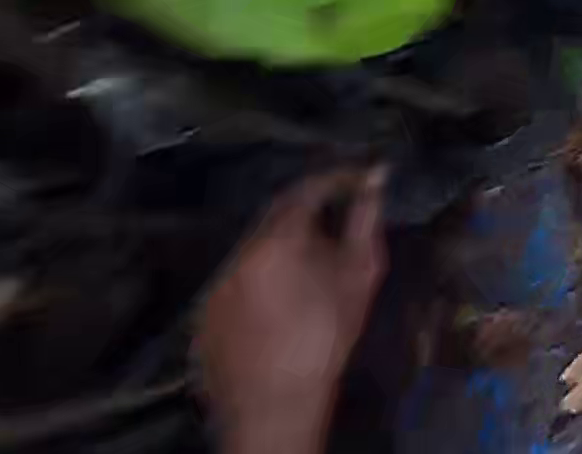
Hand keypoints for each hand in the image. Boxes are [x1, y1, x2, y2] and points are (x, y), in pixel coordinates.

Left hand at [195, 168, 387, 453]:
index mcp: (278, 241)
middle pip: (277, 212)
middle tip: (343, 210)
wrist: (278, 405)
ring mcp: (215, 287)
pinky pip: (239, 274)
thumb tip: (377, 174)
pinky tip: (287, 287)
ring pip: (256, 243)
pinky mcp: (204, 314)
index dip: (338, 178)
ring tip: (318, 250)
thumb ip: (367, 216)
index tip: (362, 179)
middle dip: (312, 205)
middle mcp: (238, 256)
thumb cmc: (329, 331)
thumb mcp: (361, 269)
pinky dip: (265, 267)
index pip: (307, 188)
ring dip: (287, 236)